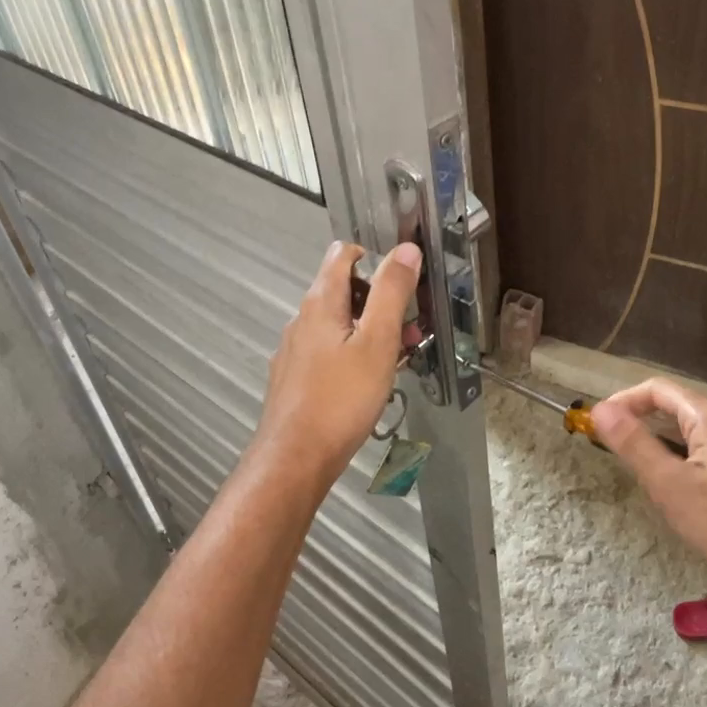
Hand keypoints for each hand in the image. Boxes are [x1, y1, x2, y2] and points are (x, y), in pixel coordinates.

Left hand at [253, 241, 421, 488]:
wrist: (296, 458)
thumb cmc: (342, 398)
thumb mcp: (378, 341)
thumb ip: (392, 292)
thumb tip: (406, 248)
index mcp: (321, 303)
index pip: (342, 254)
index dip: (374, 256)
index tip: (403, 279)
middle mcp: (302, 319)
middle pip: (344, 290)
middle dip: (381, 301)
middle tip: (412, 329)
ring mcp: (295, 350)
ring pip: (339, 324)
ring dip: (372, 330)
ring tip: (400, 358)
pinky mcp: (295, 378)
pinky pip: (329, 351)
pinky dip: (354, 354)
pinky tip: (371, 382)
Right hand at [592, 379, 706, 599]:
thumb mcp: (670, 486)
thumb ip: (634, 444)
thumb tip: (599, 409)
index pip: (657, 389)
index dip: (623, 401)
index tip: (596, 426)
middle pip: (675, 407)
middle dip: (639, 421)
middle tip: (611, 449)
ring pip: (691, 433)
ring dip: (659, 443)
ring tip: (638, 472)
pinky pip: (706, 453)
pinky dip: (681, 461)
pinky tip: (677, 493)